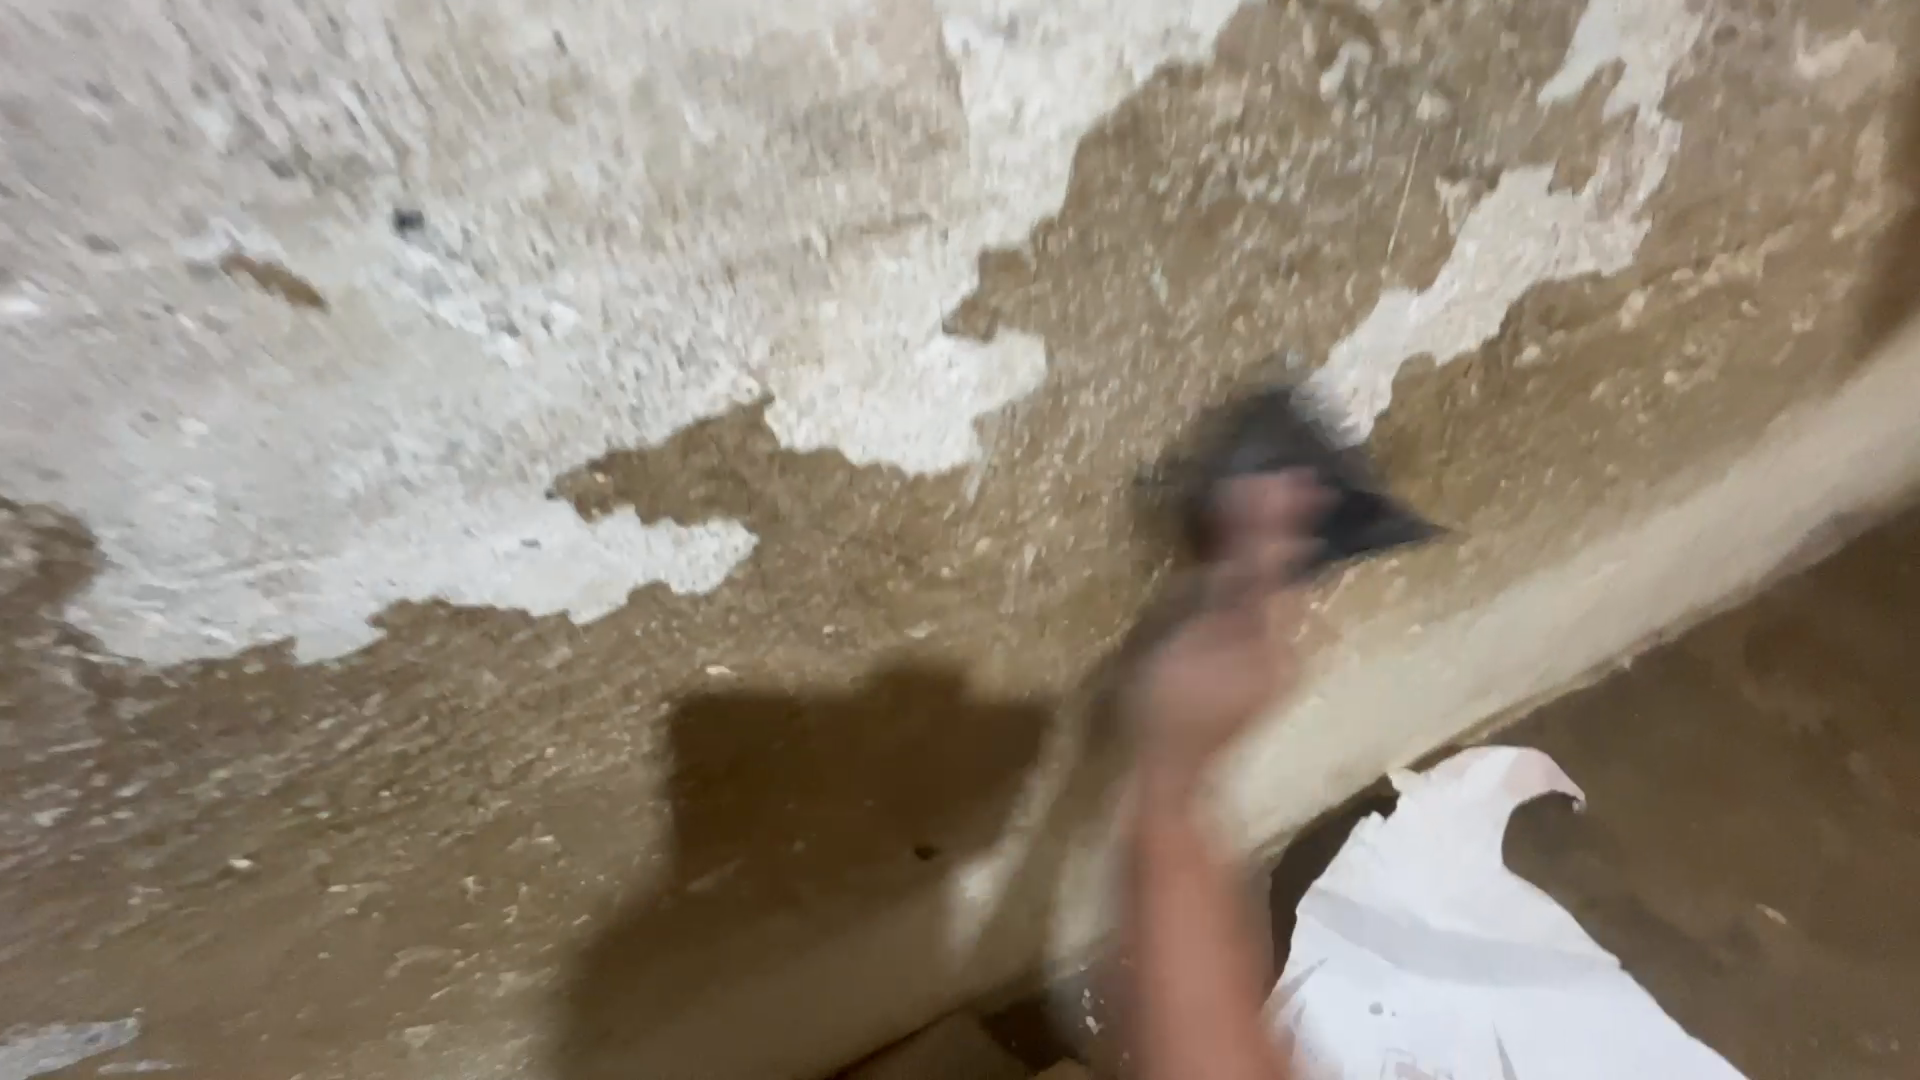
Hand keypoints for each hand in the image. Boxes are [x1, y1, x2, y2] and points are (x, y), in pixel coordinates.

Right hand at [1121, 471, 1327, 798]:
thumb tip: (1247, 554)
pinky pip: (1278, 610)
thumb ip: (1219, 600)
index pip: (1270, 565)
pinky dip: (1274, 576)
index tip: (1276, 478)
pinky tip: (1269, 562)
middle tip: (1300, 482)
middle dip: (1289, 527)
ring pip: (1286, 592)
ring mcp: (1281, 660)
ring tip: (1294, 507)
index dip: (1270, 520)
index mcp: (1267, 638)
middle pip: (1288, 575)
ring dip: (1284, 547)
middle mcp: (1287, 645)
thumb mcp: (1184, 649)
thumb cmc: (1169, 711)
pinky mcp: (1268, 669)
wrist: (1179, 774)